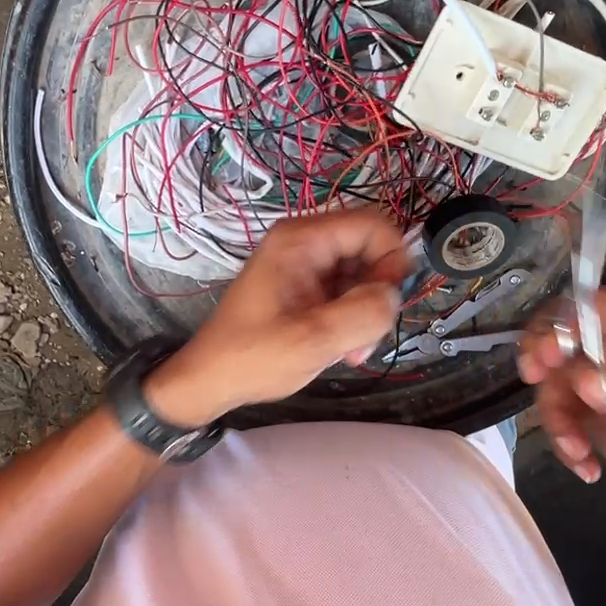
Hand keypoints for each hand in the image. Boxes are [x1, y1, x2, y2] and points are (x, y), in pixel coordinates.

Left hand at [144, 210, 408, 426]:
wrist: (212, 380)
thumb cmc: (254, 357)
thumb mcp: (315, 339)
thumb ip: (364, 312)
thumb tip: (393, 294)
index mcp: (301, 239)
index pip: (373, 225)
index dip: (391, 260)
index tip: (385, 302)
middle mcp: (303, 241)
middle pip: (370, 249)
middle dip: (377, 293)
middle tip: (366, 337)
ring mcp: (303, 264)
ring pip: (362, 274)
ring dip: (365, 312)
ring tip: (351, 352)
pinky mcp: (304, 286)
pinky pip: (346, 291)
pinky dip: (352, 319)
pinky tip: (341, 350)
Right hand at [517, 288, 605, 504]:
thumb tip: (586, 378)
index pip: (602, 306)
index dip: (569, 320)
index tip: (550, 353)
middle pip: (565, 332)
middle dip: (543, 354)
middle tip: (533, 376)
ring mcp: (605, 378)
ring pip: (555, 378)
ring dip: (556, 415)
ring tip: (577, 452)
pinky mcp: (589, 408)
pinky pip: (558, 411)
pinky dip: (563, 440)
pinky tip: (586, 466)